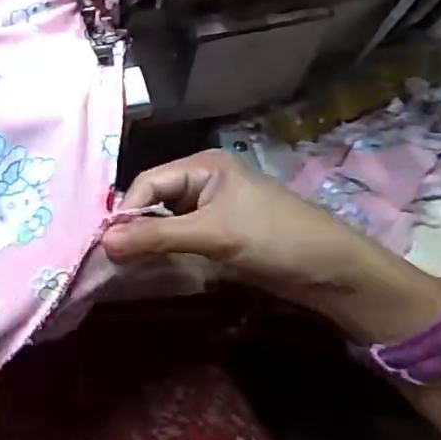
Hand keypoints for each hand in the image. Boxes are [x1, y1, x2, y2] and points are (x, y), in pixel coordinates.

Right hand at [101, 149, 440, 341]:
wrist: (337, 273)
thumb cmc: (276, 239)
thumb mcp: (213, 235)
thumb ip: (156, 237)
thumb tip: (103, 243)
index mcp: (203, 166)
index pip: (147, 182)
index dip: (125, 211)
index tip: (108, 244)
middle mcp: (203, 180)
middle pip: (153, 198)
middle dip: (133, 224)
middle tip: (113, 255)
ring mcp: (213, 206)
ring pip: (164, 217)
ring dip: (147, 238)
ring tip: (127, 261)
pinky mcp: (220, 231)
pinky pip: (179, 234)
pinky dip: (164, 247)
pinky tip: (152, 263)